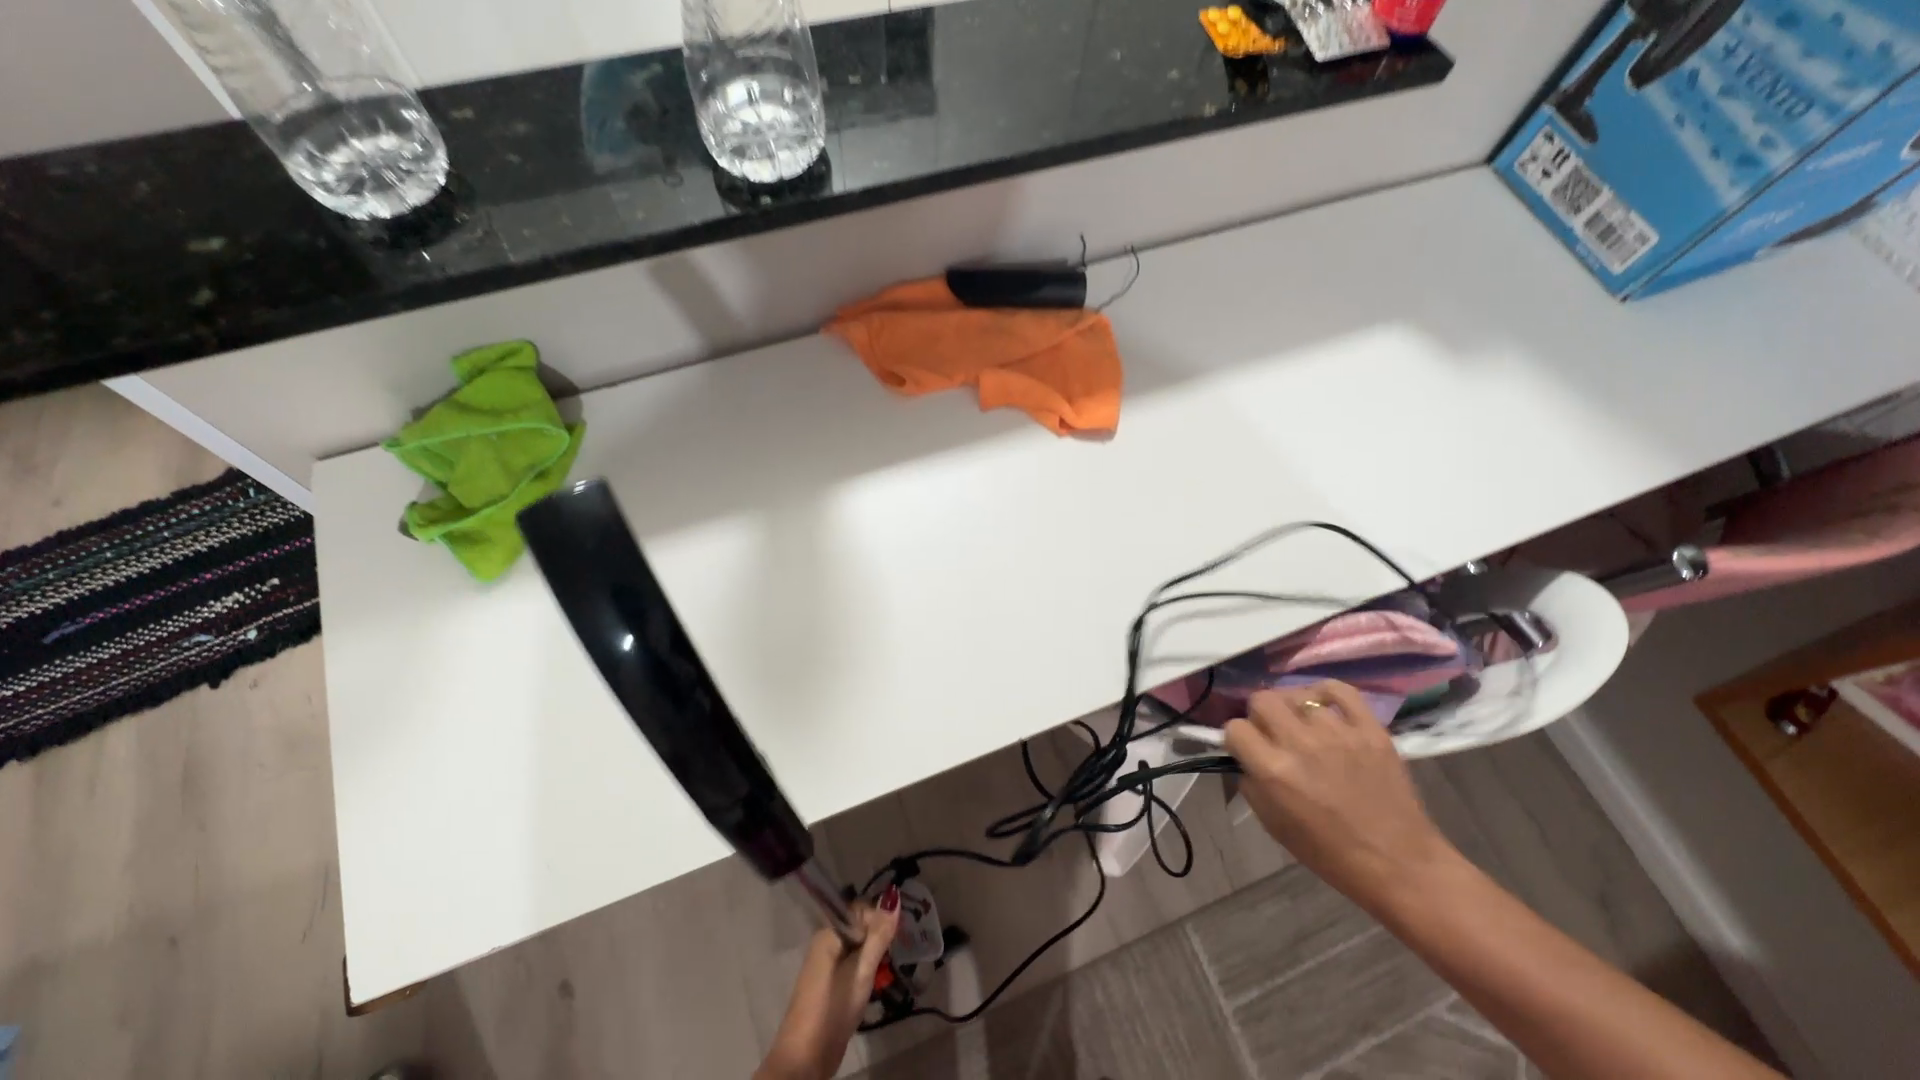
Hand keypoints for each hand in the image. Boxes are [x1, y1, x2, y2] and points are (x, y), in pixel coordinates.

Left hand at [755, 887, 901, 1079]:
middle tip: (888, 964)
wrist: (806, 1055)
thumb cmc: (834, 1006)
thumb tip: (894, 896)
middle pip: (860, 930)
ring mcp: (827, 966)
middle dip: (879, 943)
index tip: (891, 944)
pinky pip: (854, 967)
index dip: (878, 923)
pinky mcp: (831, 985)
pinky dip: (866, 975)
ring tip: (883, 978)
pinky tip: (874, 988)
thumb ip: (879, 935)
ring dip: (874, 961)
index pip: (860, 911)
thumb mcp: (862, 969)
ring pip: (859, 951)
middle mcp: (826, 945)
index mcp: (828, 934)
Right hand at [1224, 682, 1458, 911]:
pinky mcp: (1370, 729)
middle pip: (1262, 700)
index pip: (1234, 728)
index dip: (1237, 739)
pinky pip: (1341, 690)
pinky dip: (1326, 693)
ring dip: (1294, 710)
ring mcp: (1338, 733)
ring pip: (1299, 695)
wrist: (1396, 861)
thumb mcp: (1273, 825)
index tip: (1247, 750)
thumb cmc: (1328, 852)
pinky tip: (1324, 706)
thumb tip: (1245, 758)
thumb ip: (1252, 784)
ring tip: (1304, 727)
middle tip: (1272, 733)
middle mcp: (1301, 744)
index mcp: (1274, 772)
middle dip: (1259, 716)